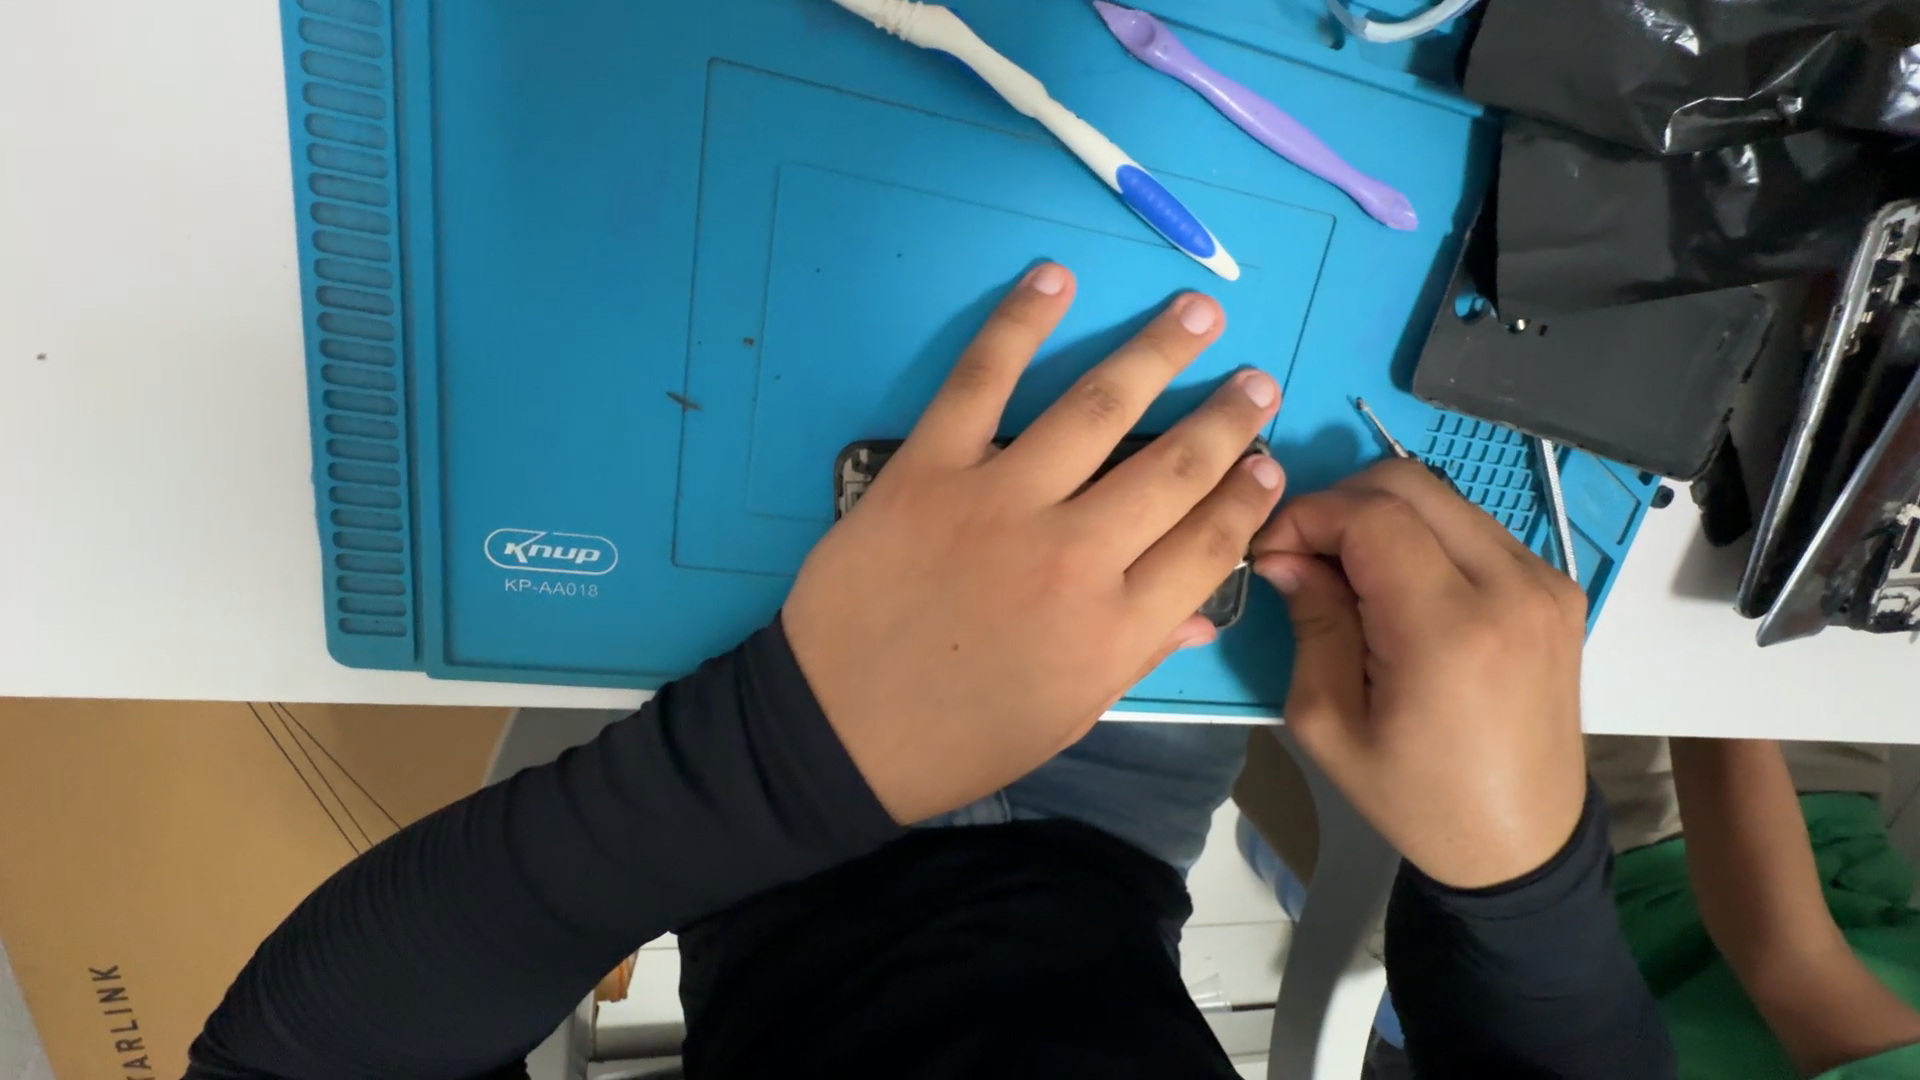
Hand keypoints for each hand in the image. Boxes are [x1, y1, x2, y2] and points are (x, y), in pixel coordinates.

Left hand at [784, 263, 1284, 823]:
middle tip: (1257, 381)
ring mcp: (999, 503)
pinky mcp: (928, 470)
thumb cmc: (959, 736)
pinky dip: (1019, 323)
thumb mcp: (1066, 718)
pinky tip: (1056, 280)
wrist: (839, 728)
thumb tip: (1205, 613)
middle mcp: (1074, 556)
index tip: (1268, 462)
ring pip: (1097, 409)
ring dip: (1157, 352)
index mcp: (1114, 629)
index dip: (1248, 498)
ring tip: (1199, 312)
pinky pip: (982, 381)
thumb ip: (1138, 655)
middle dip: (1227, 419)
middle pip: (1173, 469)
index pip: (1208, 544)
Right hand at [1251, 460, 1587, 887]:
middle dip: (1336, 503)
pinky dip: (1416, 533)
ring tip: (1344, 572)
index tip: (1270, 552)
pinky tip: (1393, 583)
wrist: (1519, 840)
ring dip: (1376, 516)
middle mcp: (1511, 587)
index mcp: (1449, 629)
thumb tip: (1285, 556)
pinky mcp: (1555, 587)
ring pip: (1439, 495)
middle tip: (1301, 554)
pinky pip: (1468, 524)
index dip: (1306, 516)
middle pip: (1407, 483)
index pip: (1370, 515)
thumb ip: (1310, 622)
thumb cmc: (1412, 795)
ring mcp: (1544, 582)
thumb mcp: (1326, 721)